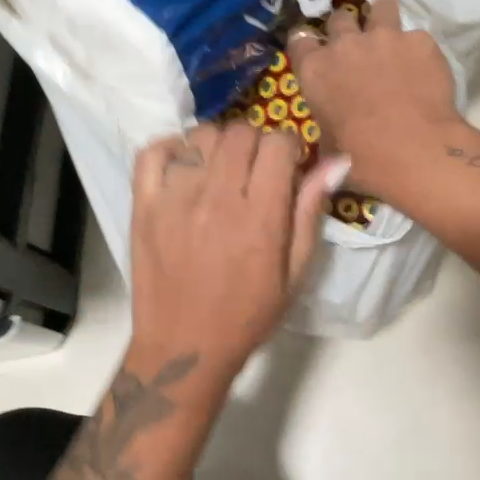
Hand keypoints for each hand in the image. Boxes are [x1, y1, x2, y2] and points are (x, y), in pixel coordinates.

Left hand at [129, 122, 346, 378]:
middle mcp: (217, 199)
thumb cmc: (247, 314)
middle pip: (240, 132)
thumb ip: (310, 212)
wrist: (184, 347)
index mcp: (260, 217)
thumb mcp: (295, 273)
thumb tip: (335, 161)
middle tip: (255, 169)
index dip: (289, 147)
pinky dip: (171, 148)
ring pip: (200, 136)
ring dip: (218, 145)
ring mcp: (175, 199)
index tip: (287, 165)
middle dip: (256, 142)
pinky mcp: (144, 205)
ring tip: (220, 170)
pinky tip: (184, 164)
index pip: (278, 144)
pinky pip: (152, 152)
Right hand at [288, 0, 461, 199]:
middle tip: (358, 50)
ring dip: (383, 19)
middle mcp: (346, 44)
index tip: (317, 53)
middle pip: (339, 18)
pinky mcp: (420, 41)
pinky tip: (425, 69)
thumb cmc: (360, 158)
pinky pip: (417, 36)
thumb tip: (331, 131)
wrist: (413, 151)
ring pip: (381, 7)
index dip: (309, 46)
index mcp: (315, 70)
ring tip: (392, 39)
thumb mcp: (327, 145)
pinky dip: (418, 50)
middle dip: (347, 30)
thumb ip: (326, 124)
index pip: (300, 40)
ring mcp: (385, 37)